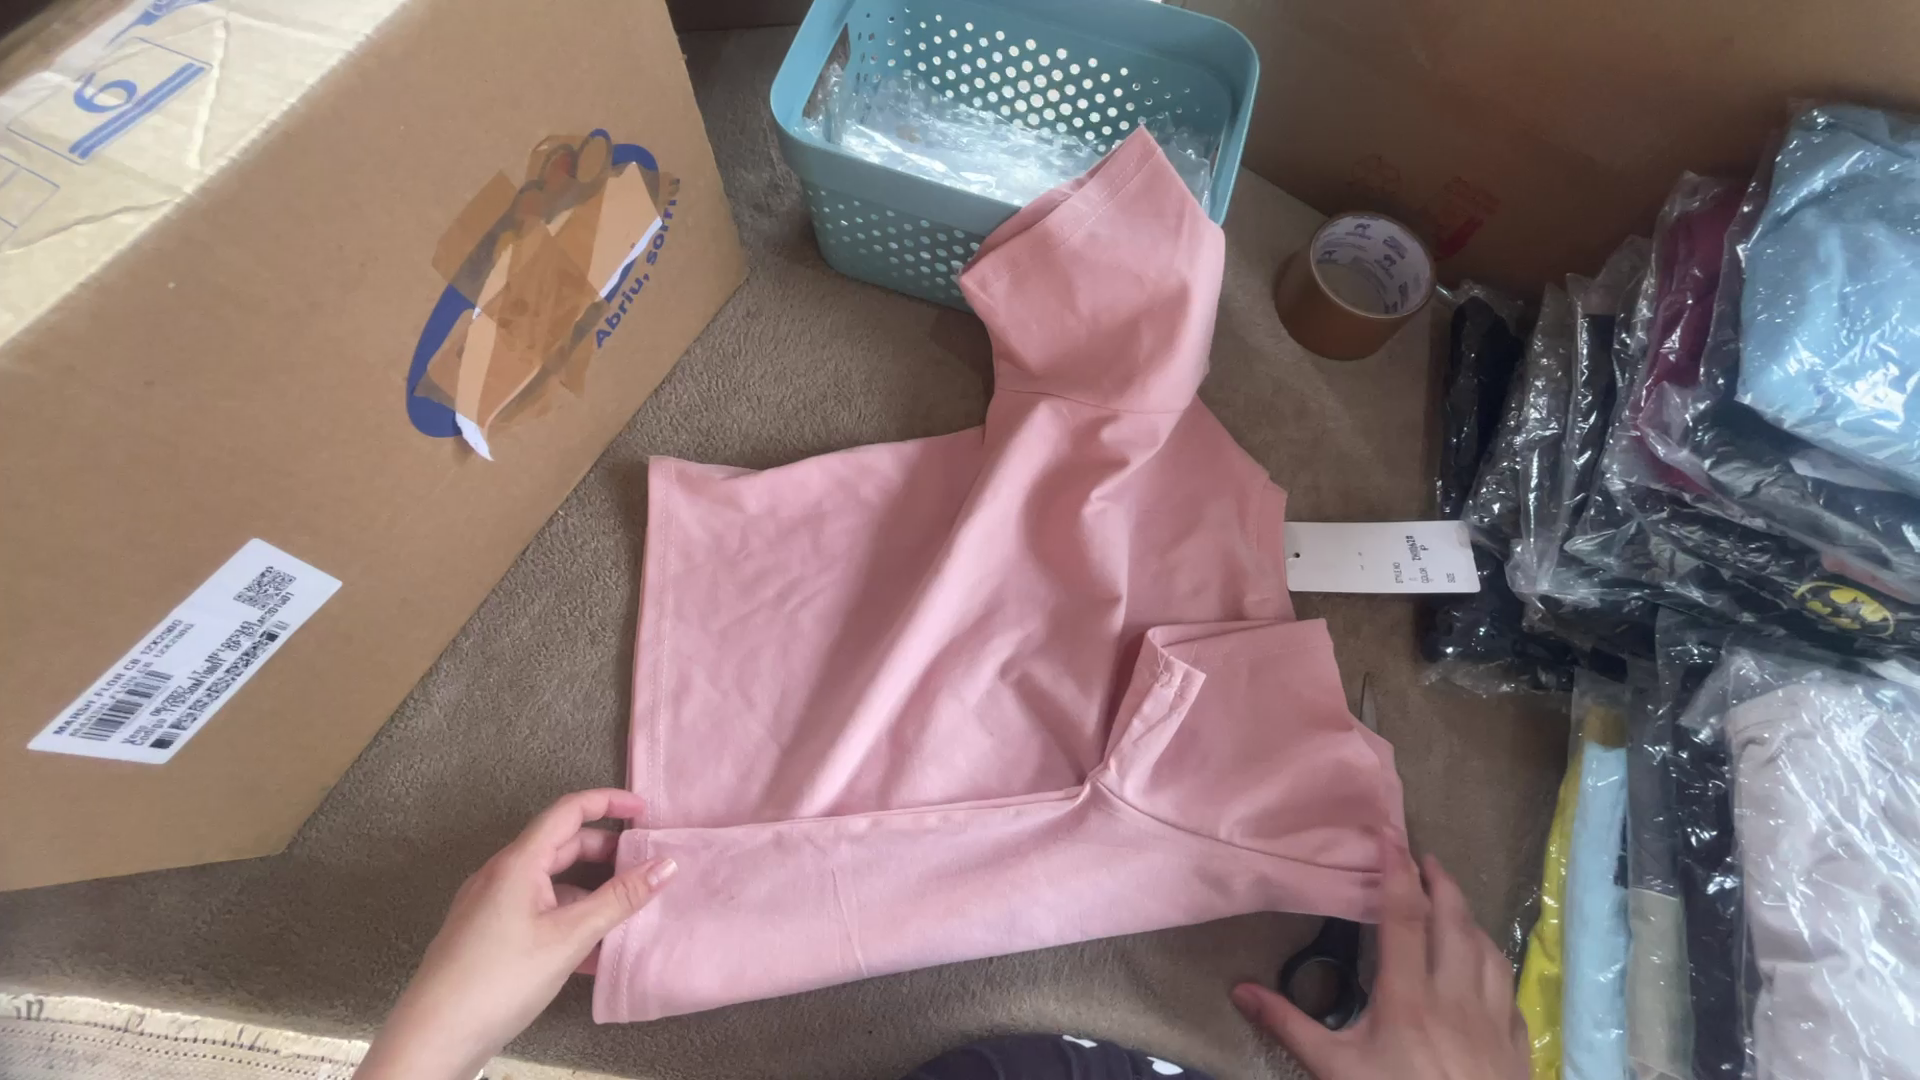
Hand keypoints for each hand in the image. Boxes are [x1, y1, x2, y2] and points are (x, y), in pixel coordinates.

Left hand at [356, 789, 674, 1079]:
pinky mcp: (484, 934)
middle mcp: (500, 875)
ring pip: (551, 880)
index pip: (570, 809)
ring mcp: (488, 905)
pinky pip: (536, 908)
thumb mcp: (570, 937)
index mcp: (517, 863)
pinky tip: (588, 949)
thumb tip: (667, 865)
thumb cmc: (497, 982)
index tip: (645, 811)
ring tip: (622, 913)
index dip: (610, 802)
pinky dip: (567, 914)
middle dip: (606, 851)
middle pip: (562, 844)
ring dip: (589, 889)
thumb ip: (621, 898)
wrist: (426, 1049)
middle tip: (641, 865)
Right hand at [1231, 847, 1526, 1079]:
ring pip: (1488, 951)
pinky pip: (1509, 990)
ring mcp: (1493, 1022)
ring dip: (1468, 916)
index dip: (1396, 869)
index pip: (1404, 916)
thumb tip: (1239, 989)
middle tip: (1423, 855)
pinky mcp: (1516, 1049)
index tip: (1388, 833)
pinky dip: (1494, 962)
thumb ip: (1290, 1026)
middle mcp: (1455, 998)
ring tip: (1450, 899)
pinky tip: (1483, 963)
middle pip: (1455, 922)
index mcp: (1408, 996)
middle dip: (1440, 881)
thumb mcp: (1337, 1071)